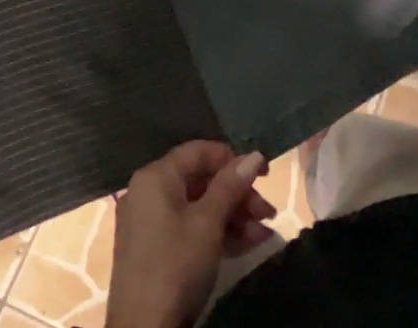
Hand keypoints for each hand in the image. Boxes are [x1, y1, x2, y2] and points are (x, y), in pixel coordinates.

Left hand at [107, 142, 275, 327]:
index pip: (200, 152)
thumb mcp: (208, 222)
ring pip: (199, 207)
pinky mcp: (155, 249)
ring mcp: (150, 222)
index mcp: (156, 177)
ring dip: (234, 217)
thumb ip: (231, 185)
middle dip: (239, 195)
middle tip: (268, 212)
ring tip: (264, 234)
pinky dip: (217, 233)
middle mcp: (149, 192)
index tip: (265, 175)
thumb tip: (254, 154)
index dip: (234, 159)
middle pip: (201, 180)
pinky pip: (190, 228)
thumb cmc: (176, 265)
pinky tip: (247, 245)